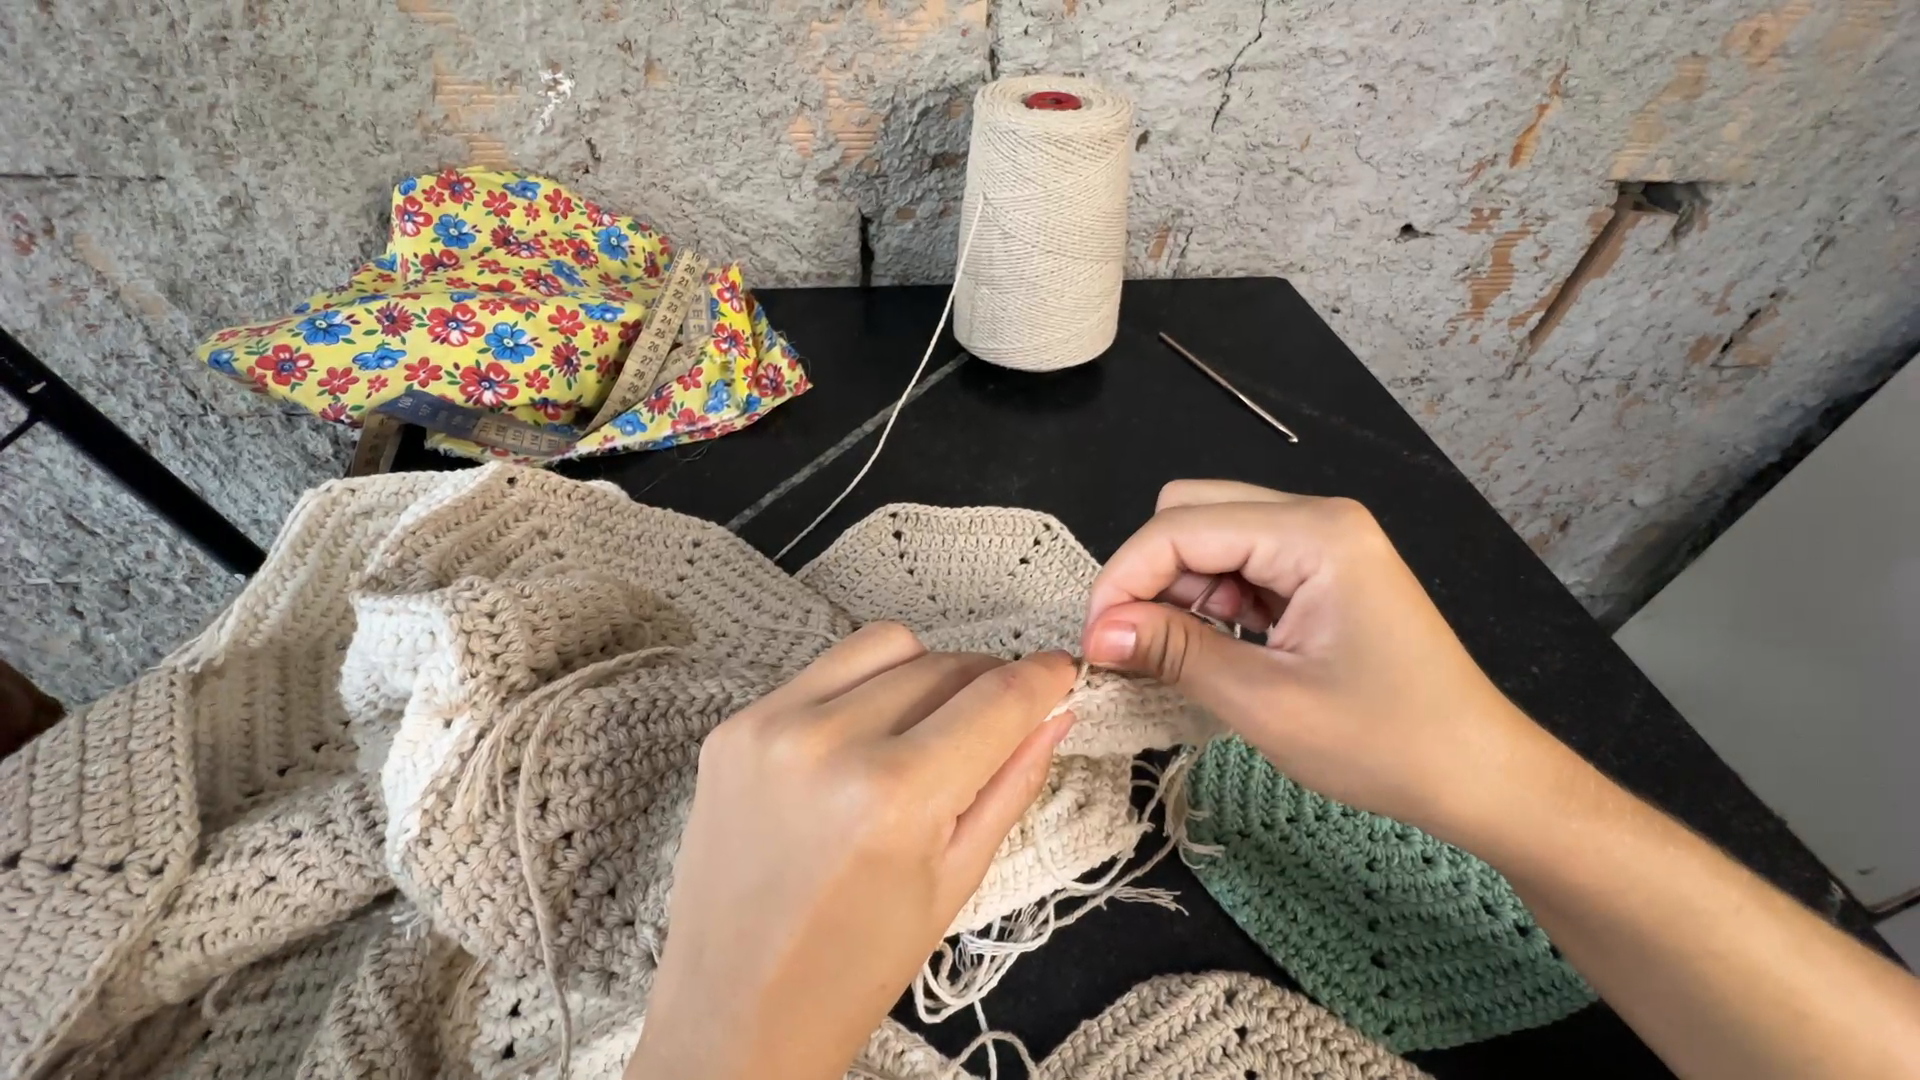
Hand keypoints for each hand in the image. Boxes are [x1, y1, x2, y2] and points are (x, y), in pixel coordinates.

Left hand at [626, 624, 1078, 1079]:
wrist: (733, 1013)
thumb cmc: (853, 968)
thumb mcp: (955, 881)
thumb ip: (1013, 782)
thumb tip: (1054, 713)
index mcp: (894, 797)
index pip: (996, 699)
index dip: (1042, 677)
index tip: (1060, 672)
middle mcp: (828, 743)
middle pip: (945, 664)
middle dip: (988, 683)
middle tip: (996, 720)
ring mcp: (770, 726)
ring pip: (888, 645)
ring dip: (927, 671)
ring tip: (926, 726)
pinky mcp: (734, 724)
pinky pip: (826, 669)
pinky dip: (865, 687)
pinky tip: (864, 737)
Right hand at [1081, 479, 1552, 834]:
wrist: (1480, 778)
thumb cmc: (1385, 744)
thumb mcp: (1264, 702)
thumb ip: (1174, 652)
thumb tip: (1096, 633)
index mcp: (1313, 533)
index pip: (1180, 528)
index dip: (1123, 580)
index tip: (1095, 643)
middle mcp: (1314, 519)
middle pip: (1189, 514)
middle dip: (1147, 576)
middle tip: (1131, 645)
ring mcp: (1318, 543)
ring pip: (1206, 539)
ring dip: (1175, 592)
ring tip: (1174, 655)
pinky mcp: (1315, 572)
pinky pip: (1235, 566)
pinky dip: (1206, 603)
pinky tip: (1211, 647)